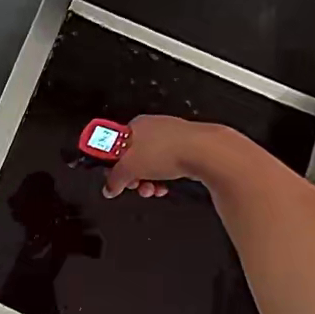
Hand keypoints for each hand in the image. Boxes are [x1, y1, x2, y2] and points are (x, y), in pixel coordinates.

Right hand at [102, 115, 223, 198]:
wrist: (205, 152)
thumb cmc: (169, 150)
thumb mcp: (129, 169)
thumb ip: (114, 180)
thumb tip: (109, 187)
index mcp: (134, 125)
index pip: (112, 144)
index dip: (110, 163)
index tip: (111, 177)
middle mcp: (152, 128)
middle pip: (132, 156)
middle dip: (131, 176)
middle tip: (132, 185)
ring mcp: (169, 137)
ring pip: (150, 163)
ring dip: (146, 180)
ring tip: (150, 189)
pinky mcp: (185, 148)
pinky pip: (166, 165)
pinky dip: (162, 178)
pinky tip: (164, 186)